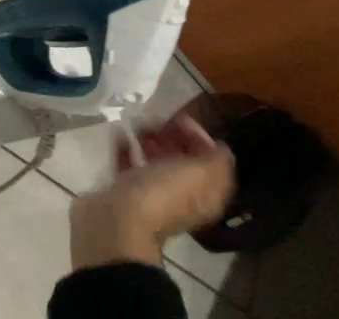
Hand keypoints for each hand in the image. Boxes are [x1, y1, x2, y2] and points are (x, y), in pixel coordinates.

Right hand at [69, 114, 233, 269]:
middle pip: (184, 162)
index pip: (213, 164)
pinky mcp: (124, 190)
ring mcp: (152, 193)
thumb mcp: (196, 175)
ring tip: (137, 124)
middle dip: (174, 138)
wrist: (116, 220)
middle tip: (157, 119)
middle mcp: (183, 195)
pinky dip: (127, 149)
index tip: (181, 118)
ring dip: (150, 141)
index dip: (202, 140)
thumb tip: (222, 148)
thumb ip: (214, 160)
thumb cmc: (160, 195)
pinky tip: (119, 134)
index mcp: (205, 195)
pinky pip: (129, 165)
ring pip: (156, 162)